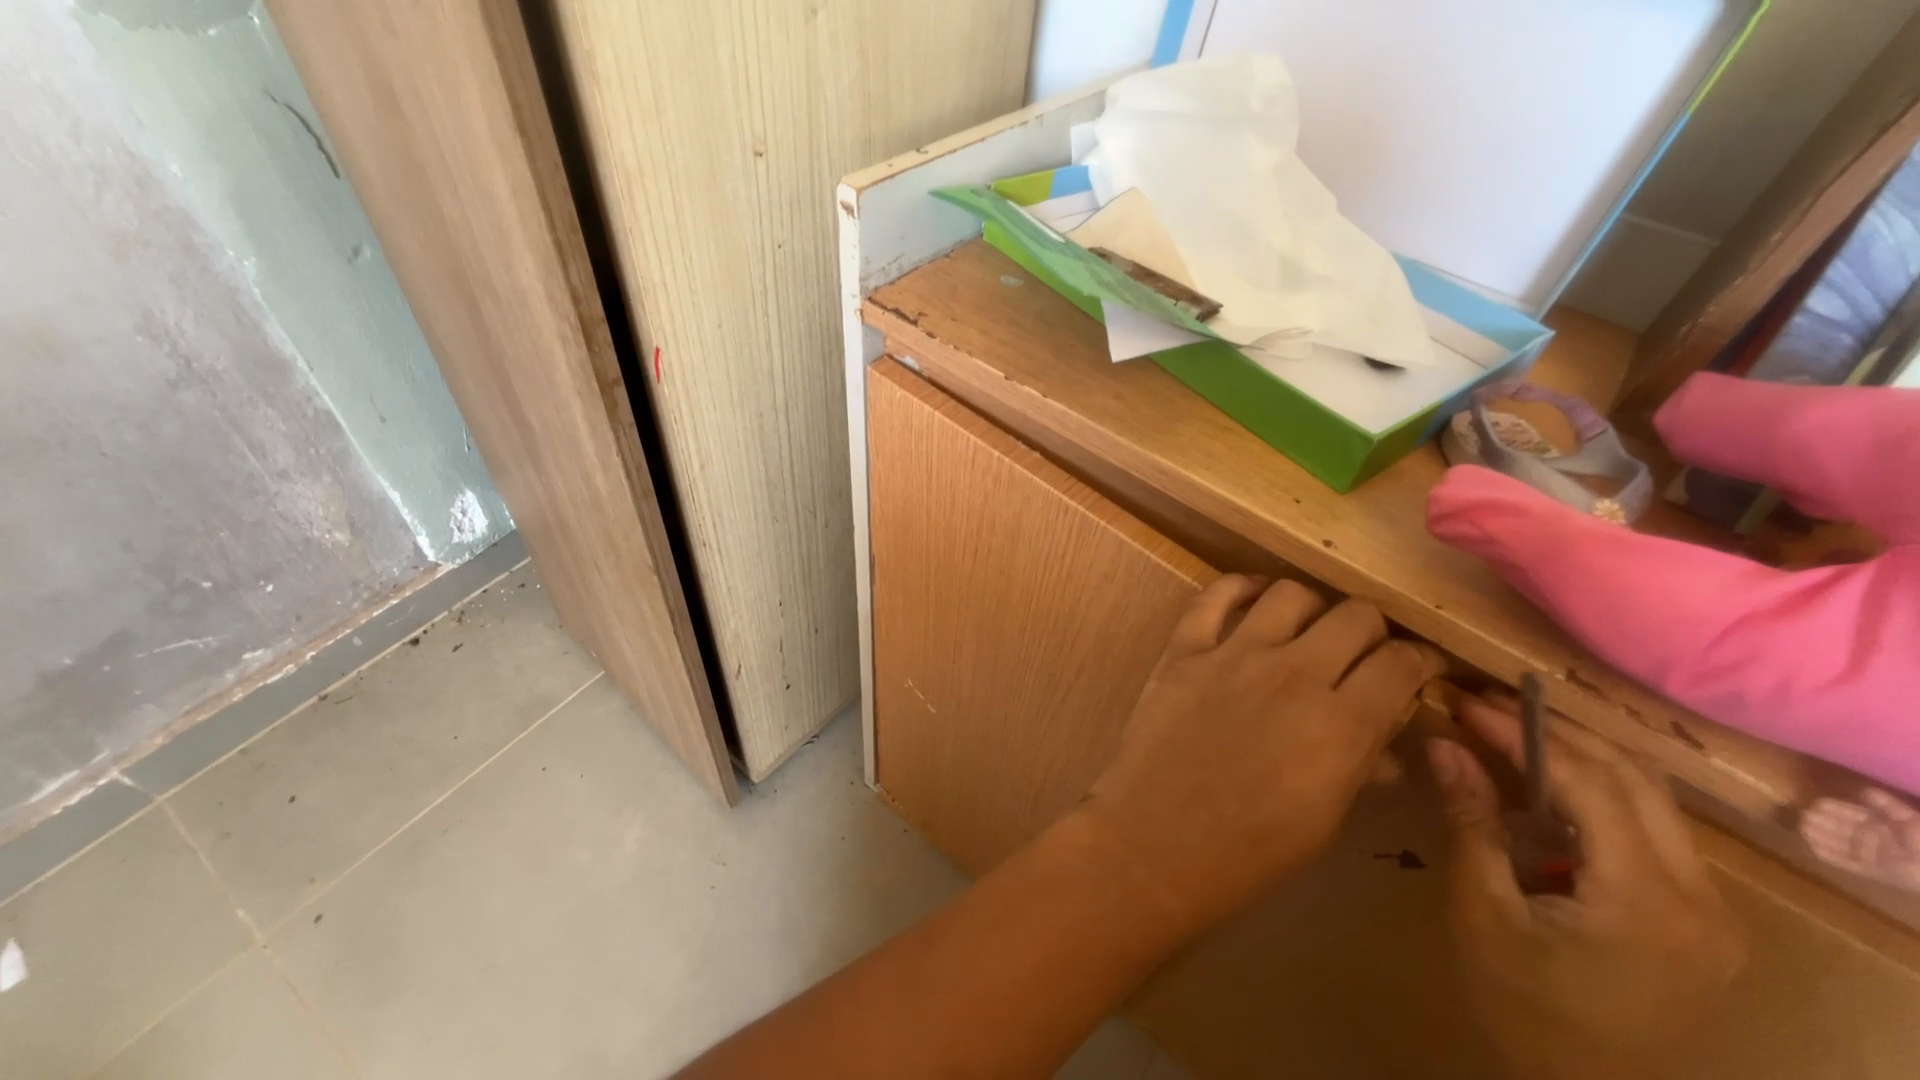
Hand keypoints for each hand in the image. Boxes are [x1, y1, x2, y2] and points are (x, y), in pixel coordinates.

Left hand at [1079, 575, 1443, 935]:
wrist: (1155, 845)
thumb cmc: (1249, 851)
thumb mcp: (1325, 818)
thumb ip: (1362, 766)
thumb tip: (1391, 745)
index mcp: (1342, 722)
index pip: (1401, 662)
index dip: (1421, 661)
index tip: (1420, 669)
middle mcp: (1294, 673)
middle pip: (1356, 615)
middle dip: (1372, 631)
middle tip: (1363, 654)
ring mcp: (1234, 655)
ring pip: (1290, 593)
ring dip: (1311, 608)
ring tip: (1308, 631)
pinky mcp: (1184, 651)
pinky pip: (1214, 597)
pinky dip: (1238, 588)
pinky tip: (1252, 598)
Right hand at [1430, 698, 1745, 1078]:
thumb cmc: (1525, 1010)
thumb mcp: (1484, 916)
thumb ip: (1471, 824)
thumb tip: (1443, 745)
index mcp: (1648, 899)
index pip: (1590, 781)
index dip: (1525, 733)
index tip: (1469, 703)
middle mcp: (1702, 896)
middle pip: (1635, 779)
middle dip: (1558, 733)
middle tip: (1490, 709)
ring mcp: (1713, 909)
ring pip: (1653, 800)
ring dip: (1583, 761)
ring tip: (1514, 741)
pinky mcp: (1704, 919)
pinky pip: (1654, 833)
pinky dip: (1601, 800)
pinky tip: (1550, 798)